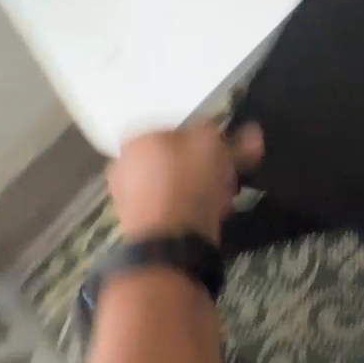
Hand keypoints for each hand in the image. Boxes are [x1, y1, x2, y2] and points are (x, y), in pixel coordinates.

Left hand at [106, 123, 263, 244]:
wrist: (170, 234)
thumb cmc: (191, 182)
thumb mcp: (214, 144)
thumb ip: (222, 131)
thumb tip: (238, 129)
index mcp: (140, 137)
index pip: (183, 128)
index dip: (213, 136)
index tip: (233, 148)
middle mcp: (125, 159)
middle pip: (179, 154)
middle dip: (209, 161)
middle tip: (234, 169)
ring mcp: (128, 190)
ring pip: (178, 178)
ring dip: (204, 181)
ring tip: (228, 191)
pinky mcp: (139, 215)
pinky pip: (173, 199)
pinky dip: (192, 200)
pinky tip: (212, 207)